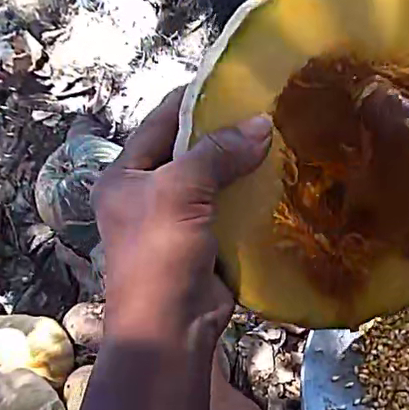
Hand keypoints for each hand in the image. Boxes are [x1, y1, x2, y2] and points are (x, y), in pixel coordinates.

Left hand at [94, 87, 271, 341]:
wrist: (171, 328)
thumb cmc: (160, 255)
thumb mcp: (180, 192)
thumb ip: (217, 153)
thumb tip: (261, 123)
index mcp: (126, 175)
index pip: (161, 122)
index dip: (195, 99)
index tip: (235, 81)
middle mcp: (150, 194)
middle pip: (192, 151)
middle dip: (227, 134)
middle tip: (269, 111)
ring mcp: (180, 221)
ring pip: (216, 182)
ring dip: (244, 166)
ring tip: (282, 140)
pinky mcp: (207, 244)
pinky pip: (232, 211)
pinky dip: (253, 197)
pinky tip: (282, 181)